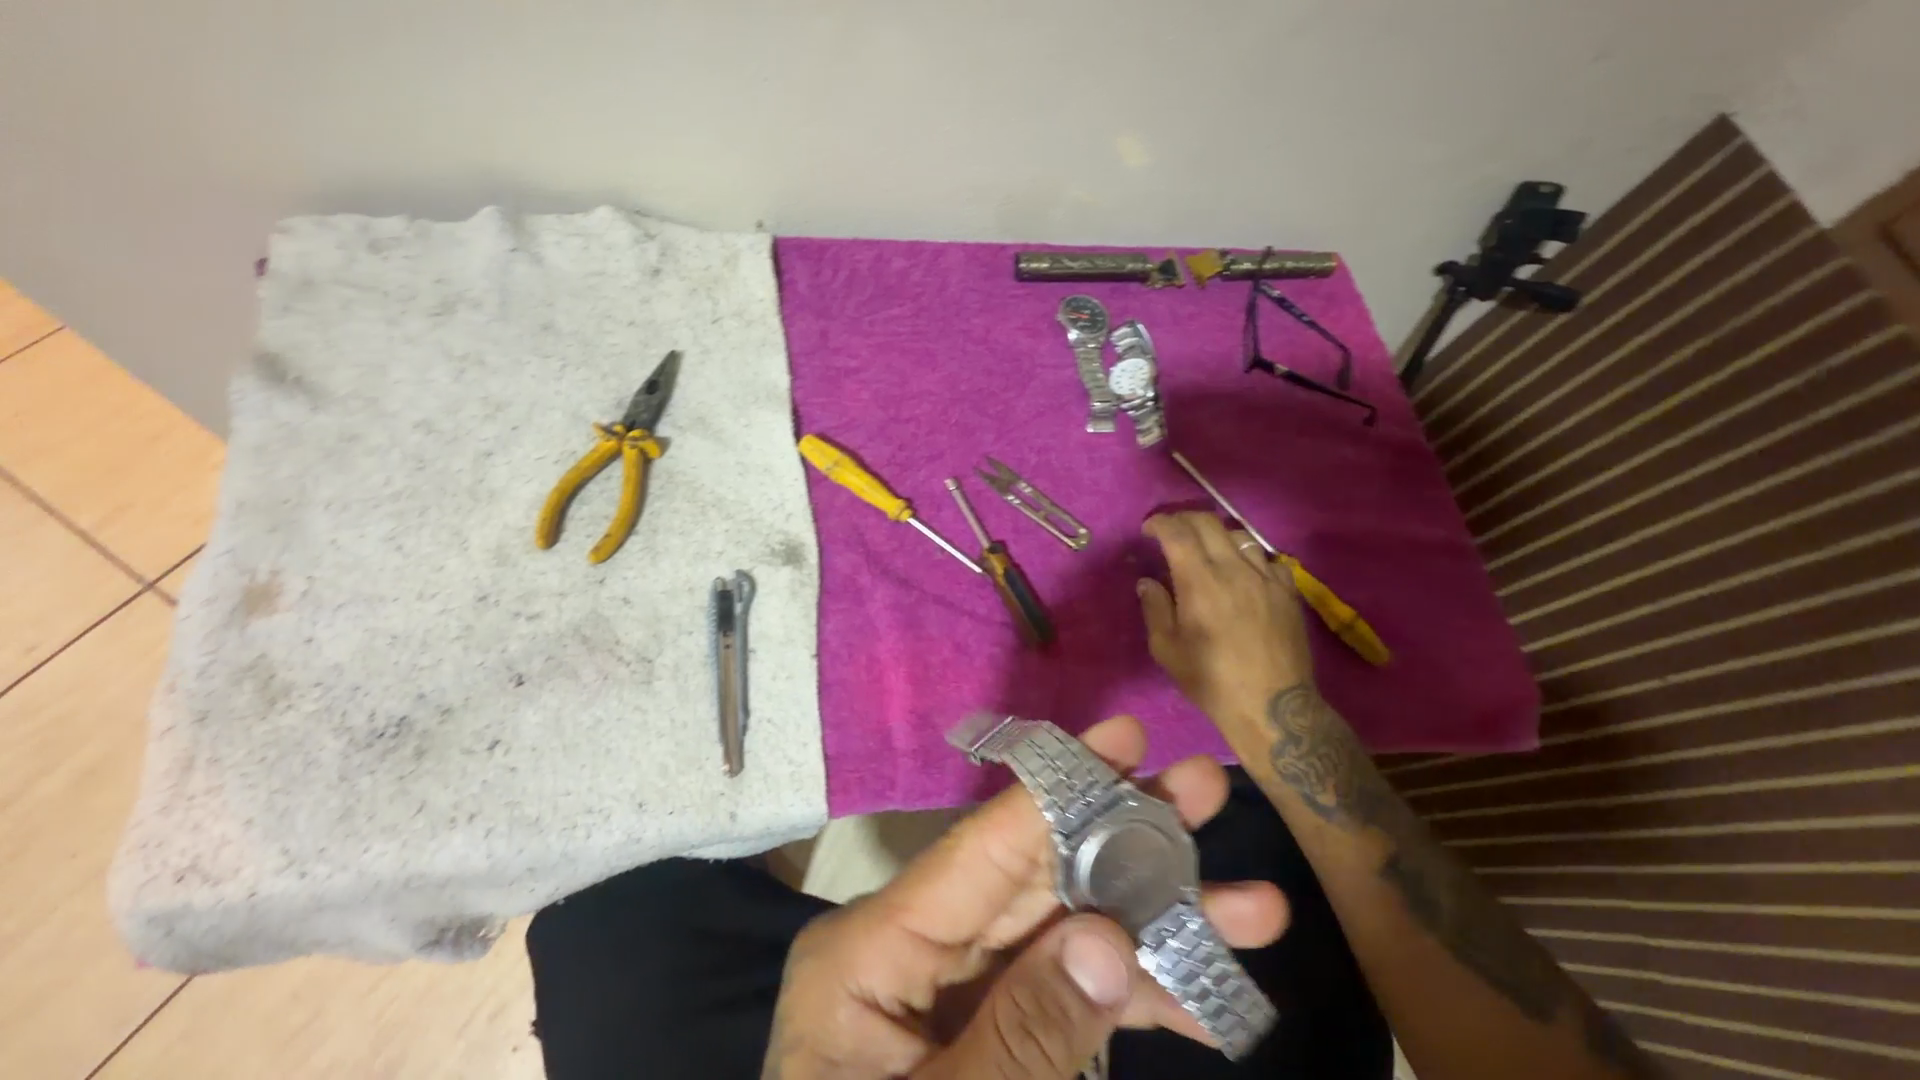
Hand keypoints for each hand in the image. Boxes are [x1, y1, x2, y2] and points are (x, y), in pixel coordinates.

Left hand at [762, 715, 1288, 1078]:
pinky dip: (1133, 998)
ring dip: (1156, 927)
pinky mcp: (991, 1036)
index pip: (980, 850)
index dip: (1058, 790)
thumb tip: (1109, 936)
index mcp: (873, 949)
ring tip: (1254, 909)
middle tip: (1206, 792)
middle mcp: (917, 952)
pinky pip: (1067, 999)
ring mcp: (958, 994)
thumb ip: (1023, 1031)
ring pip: (1066, 937)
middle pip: (1034, 879)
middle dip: (1129, 843)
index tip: (1125, 738)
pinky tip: (1207, 995)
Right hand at [1139, 512, 1314, 727]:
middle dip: (1185, 519)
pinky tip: (1244, 573)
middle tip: (1173, 531)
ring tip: (1209, 550)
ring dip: (1217, 536)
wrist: (1272, 705)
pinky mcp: (1288, 590)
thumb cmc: (1211, 680)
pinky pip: (1268, 558)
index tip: (1149, 529)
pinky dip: (1250, 557)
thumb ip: (1155, 609)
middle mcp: (1234, 569)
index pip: (1177, 532)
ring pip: (1240, 535)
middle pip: (1209, 522)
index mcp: (1199, 582)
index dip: (1160, 523)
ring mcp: (1265, 577)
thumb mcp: (1167, 651)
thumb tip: (1147, 582)